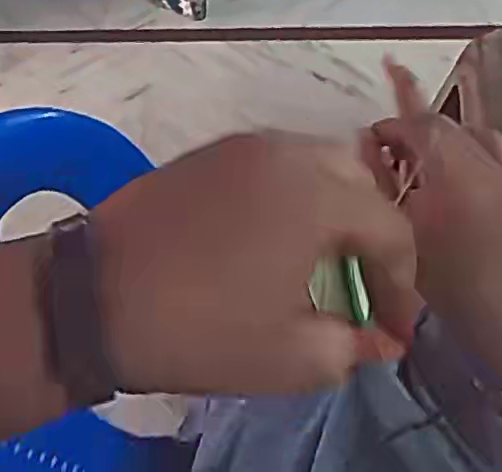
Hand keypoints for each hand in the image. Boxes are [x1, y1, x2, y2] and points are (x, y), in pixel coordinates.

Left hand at [88, 131, 417, 395]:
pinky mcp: (213, 150)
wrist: (99, 291)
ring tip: (319, 259)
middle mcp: (285, 152)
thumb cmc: (202, 327)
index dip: (402, 281)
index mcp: (315, 194)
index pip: (390, 225)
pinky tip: (275, 234)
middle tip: (360, 282)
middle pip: (358, 177)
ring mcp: (245, 144)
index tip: (394, 326)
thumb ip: (352, 343)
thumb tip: (378, 334)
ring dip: (333, 204)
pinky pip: (275, 159)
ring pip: (316, 160)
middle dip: (371, 230)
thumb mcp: (290, 357)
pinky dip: (294, 190)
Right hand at [368, 60, 501, 326]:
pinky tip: (452, 151)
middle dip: (410, 128)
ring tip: (418, 150)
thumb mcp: (396, 218)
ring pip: (463, 126)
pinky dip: (466, 137)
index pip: (421, 126)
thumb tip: (365, 138)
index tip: (373, 141)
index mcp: (456, 174)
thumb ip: (380, 171)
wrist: (483, 302)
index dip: (392, 127)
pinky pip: (487, 139)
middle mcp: (484, 164)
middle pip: (442, 122)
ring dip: (435, 131)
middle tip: (389, 148)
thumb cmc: (432, 266)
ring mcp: (501, 169)